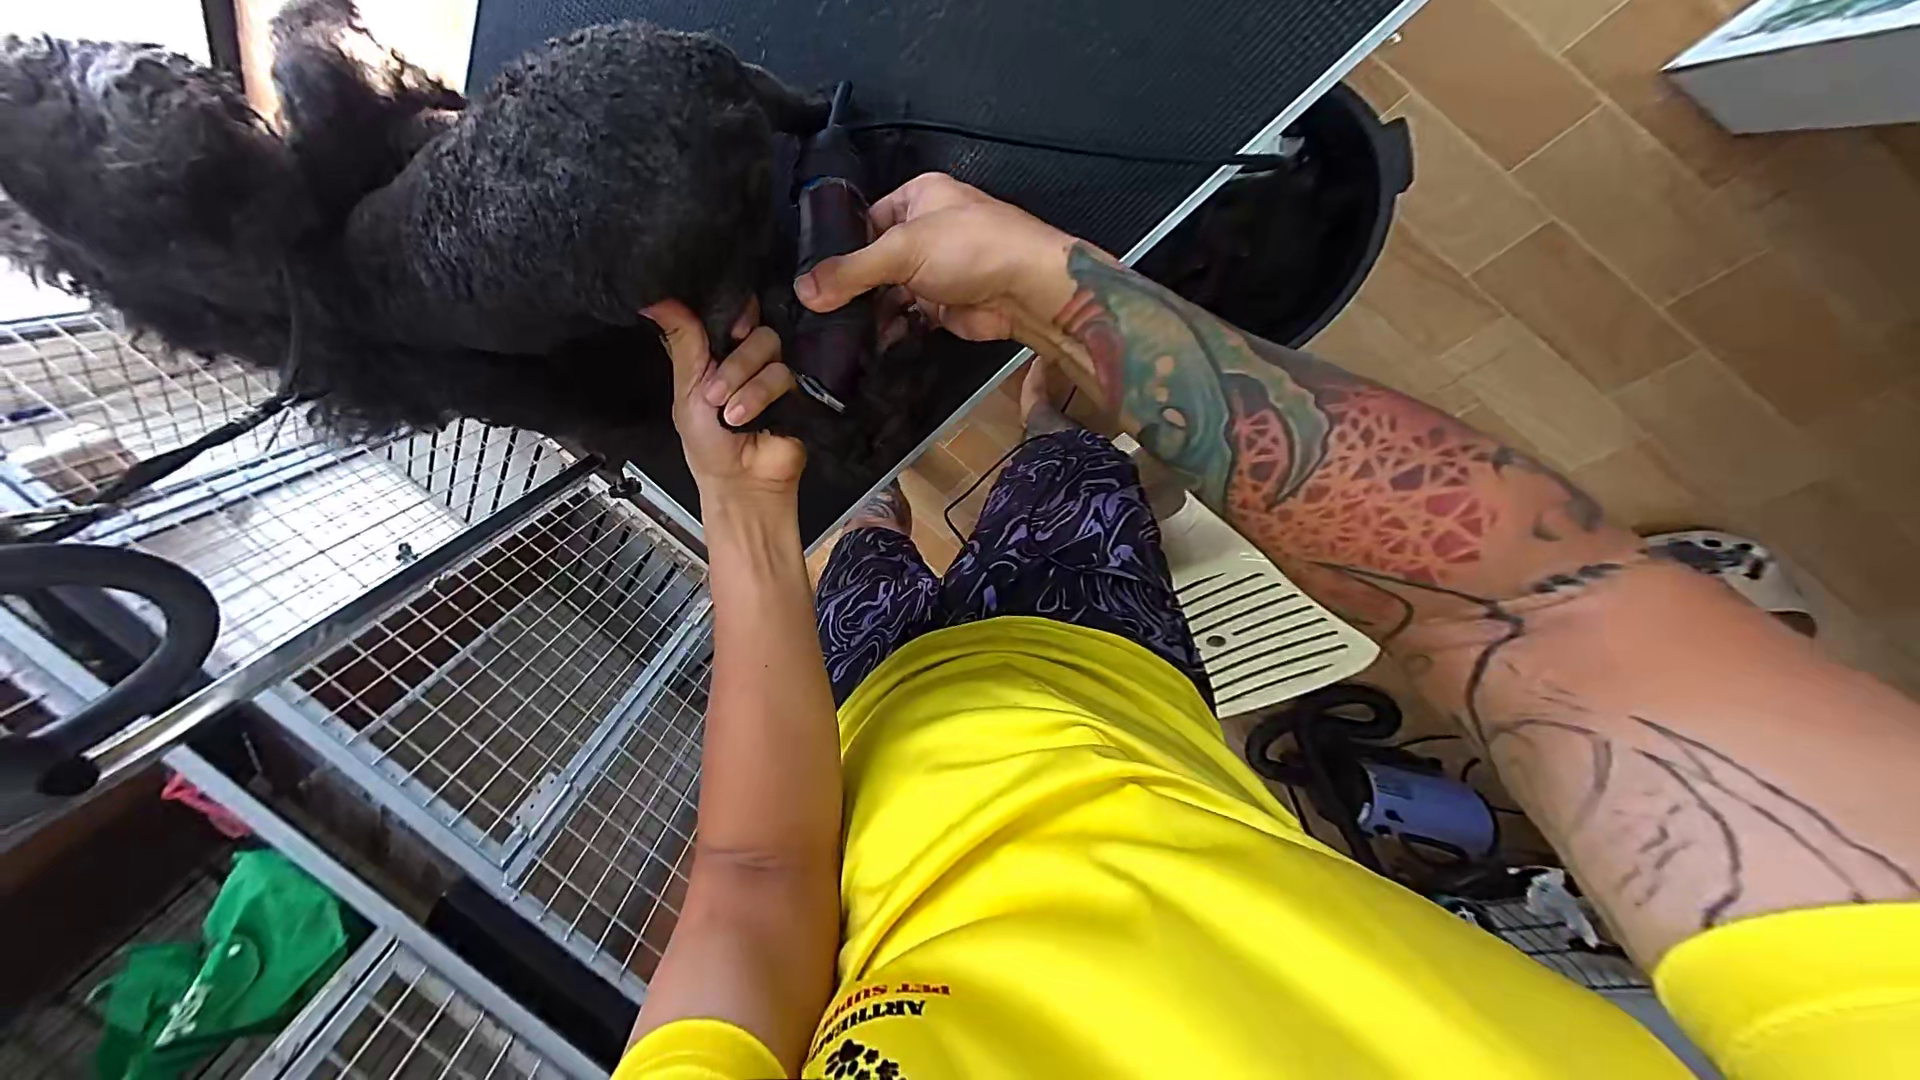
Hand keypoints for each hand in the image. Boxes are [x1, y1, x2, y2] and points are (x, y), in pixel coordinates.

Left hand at [645, 299, 804, 503]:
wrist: (739, 482)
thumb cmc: (709, 445)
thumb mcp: (686, 390)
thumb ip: (683, 342)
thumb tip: (656, 300)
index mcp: (723, 352)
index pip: (732, 312)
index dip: (729, 313)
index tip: (720, 330)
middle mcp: (753, 359)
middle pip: (755, 328)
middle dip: (731, 362)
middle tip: (714, 394)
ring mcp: (776, 374)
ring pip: (769, 349)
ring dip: (744, 384)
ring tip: (730, 415)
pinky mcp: (797, 391)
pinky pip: (784, 374)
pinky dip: (760, 396)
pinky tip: (747, 417)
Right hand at [793, 173, 1081, 349]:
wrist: (1025, 289)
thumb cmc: (970, 248)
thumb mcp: (903, 249)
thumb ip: (852, 271)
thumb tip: (804, 291)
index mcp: (915, 200)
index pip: (863, 222)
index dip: (840, 248)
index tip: (812, 278)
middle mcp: (923, 233)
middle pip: (874, 262)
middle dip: (852, 287)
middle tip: (820, 312)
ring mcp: (933, 272)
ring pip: (888, 293)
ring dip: (869, 313)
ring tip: (840, 334)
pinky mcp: (941, 306)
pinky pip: (906, 318)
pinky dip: (890, 330)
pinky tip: (870, 343)